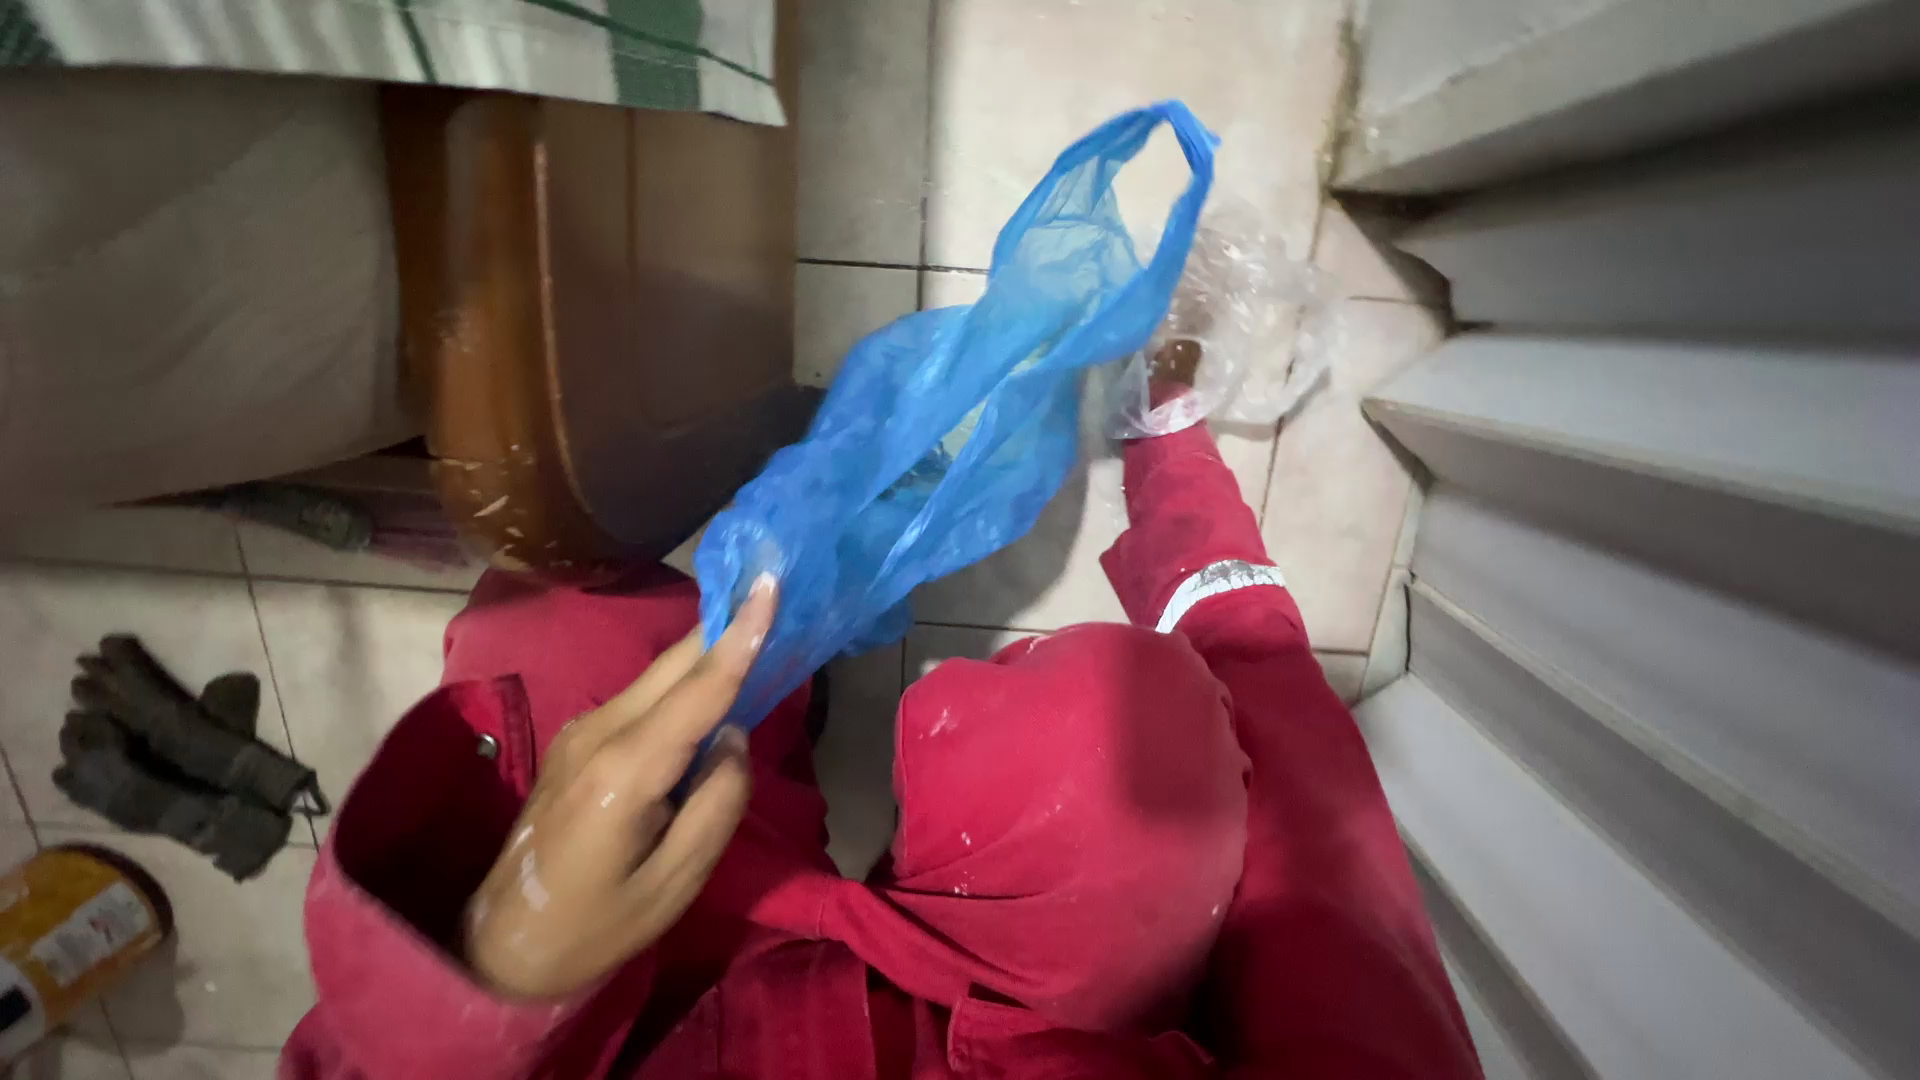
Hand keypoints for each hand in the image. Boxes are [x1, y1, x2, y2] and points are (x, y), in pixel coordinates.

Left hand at [463, 577, 775, 997]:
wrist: (501, 947)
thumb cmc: (598, 925)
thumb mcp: (677, 882)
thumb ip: (719, 801)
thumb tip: (729, 737)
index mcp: (626, 770)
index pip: (700, 688)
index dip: (741, 633)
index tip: (769, 584)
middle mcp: (600, 731)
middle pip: (677, 662)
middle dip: (728, 624)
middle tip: (775, 592)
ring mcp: (584, 729)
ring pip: (661, 673)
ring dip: (710, 651)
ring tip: (758, 634)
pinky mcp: (582, 737)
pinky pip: (647, 694)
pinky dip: (688, 680)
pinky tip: (712, 687)